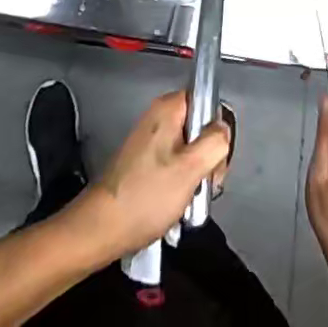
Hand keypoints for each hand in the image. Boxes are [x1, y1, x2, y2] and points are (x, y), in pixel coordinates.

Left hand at [62, 90, 229, 261]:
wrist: (104, 225)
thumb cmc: (148, 195)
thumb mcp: (191, 168)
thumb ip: (215, 142)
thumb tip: (223, 127)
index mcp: (168, 109)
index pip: (207, 101)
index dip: (217, 129)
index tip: (215, 158)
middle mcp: (158, 117)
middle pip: (201, 127)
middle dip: (209, 156)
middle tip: (203, 182)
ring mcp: (152, 139)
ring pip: (191, 149)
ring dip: (197, 174)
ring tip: (190, 197)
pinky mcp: (147, 160)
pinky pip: (177, 163)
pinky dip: (183, 181)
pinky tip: (179, 202)